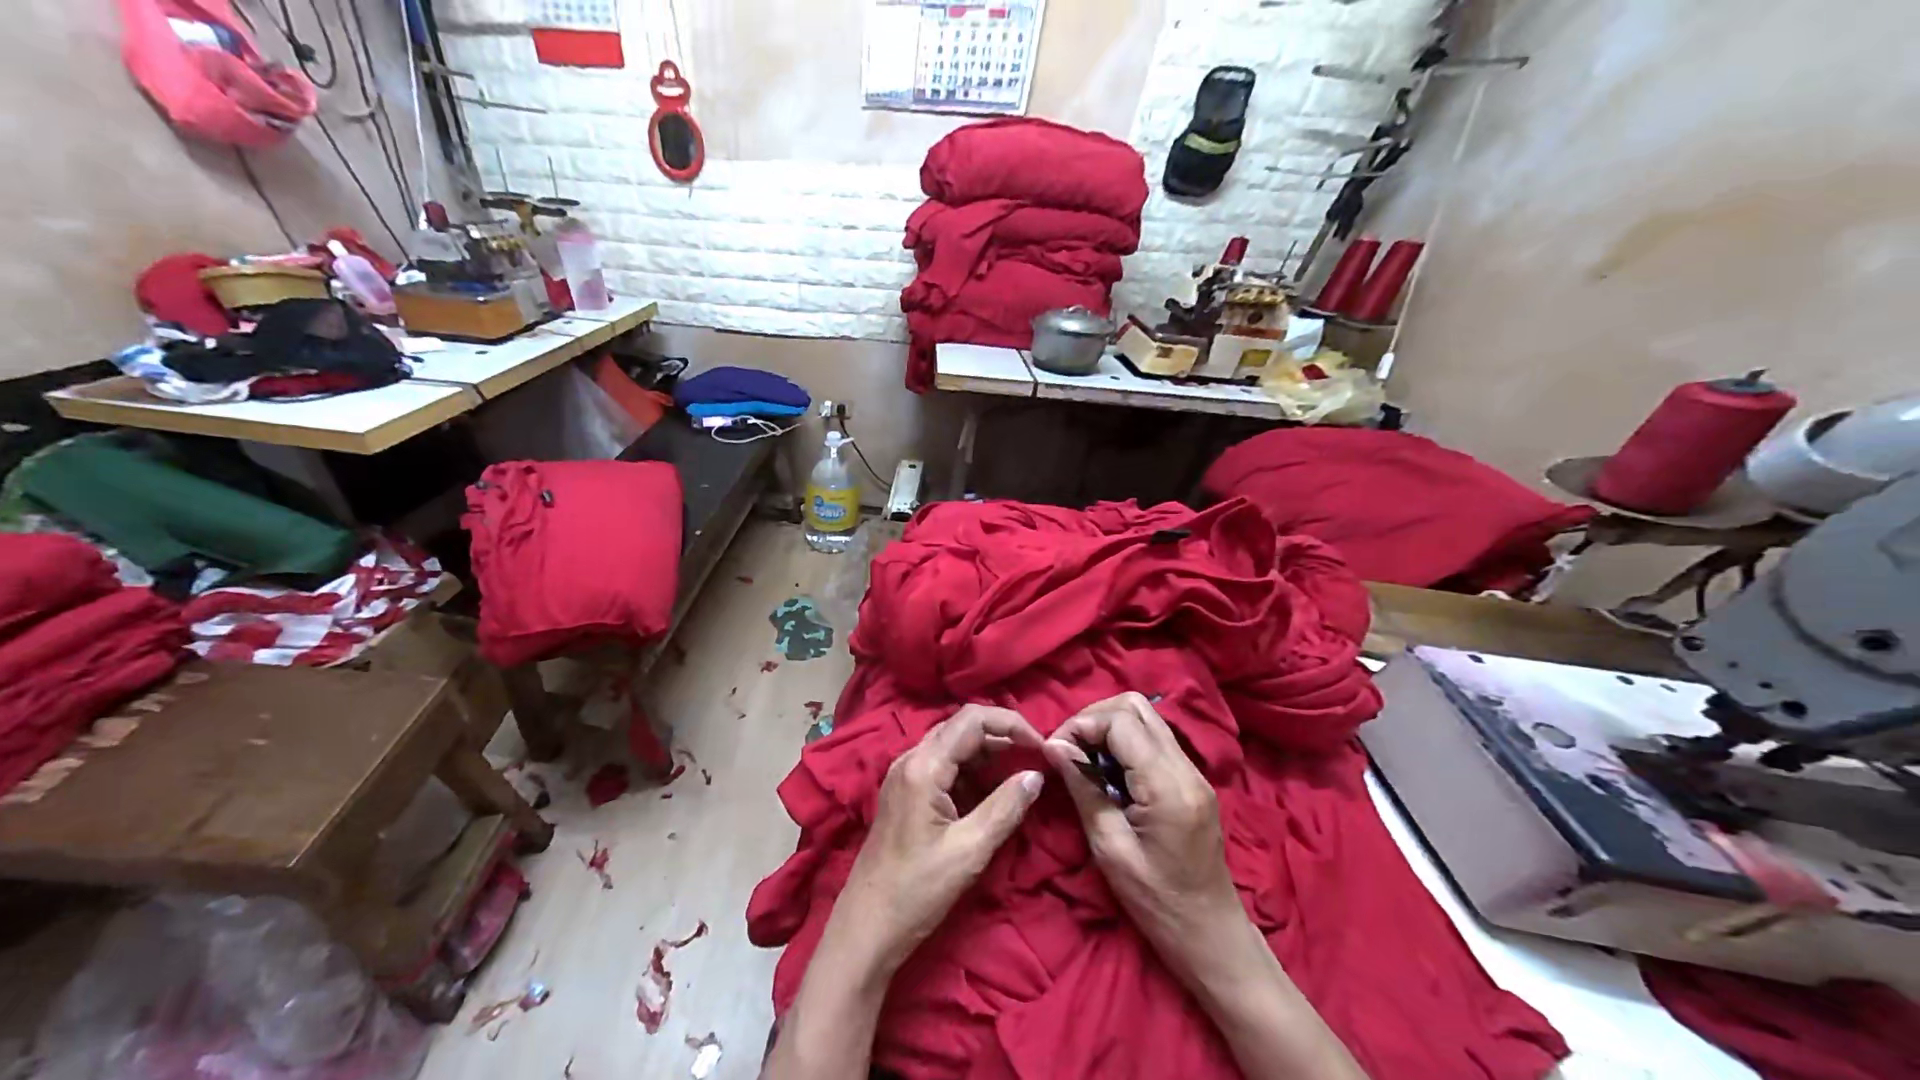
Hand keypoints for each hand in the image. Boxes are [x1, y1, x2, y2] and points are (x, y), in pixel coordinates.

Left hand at [831, 705, 1046, 973]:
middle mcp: (910, 760)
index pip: (972, 719)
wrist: (867, 927)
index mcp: (923, 766)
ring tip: (1021, 773)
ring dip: (988, 754)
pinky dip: (971, 771)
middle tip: (1036, 758)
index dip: (1011, 724)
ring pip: (953, 745)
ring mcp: (904, 775)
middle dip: (1002, 736)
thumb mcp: (970, 850)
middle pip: (961, 727)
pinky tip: (992, 791)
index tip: (1042, 746)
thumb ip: (1006, 807)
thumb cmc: (918, 891)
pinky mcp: (905, 793)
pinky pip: (943, 766)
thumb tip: (1036, 775)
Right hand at [1041, 692, 1246, 980]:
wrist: (1210, 934)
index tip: (1056, 751)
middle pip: (1137, 706)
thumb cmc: (1156, 902)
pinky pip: (1155, 738)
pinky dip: (1125, 741)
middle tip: (1069, 749)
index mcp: (1168, 786)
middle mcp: (1186, 768)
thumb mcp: (1109, 849)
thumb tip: (1054, 747)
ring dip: (1109, 726)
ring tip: (1084, 758)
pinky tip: (1107, 769)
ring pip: (1147, 716)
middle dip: (1095, 717)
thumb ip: (1084, 789)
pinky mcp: (1192, 779)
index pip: (1122, 721)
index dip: (1082, 724)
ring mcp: (1193, 771)